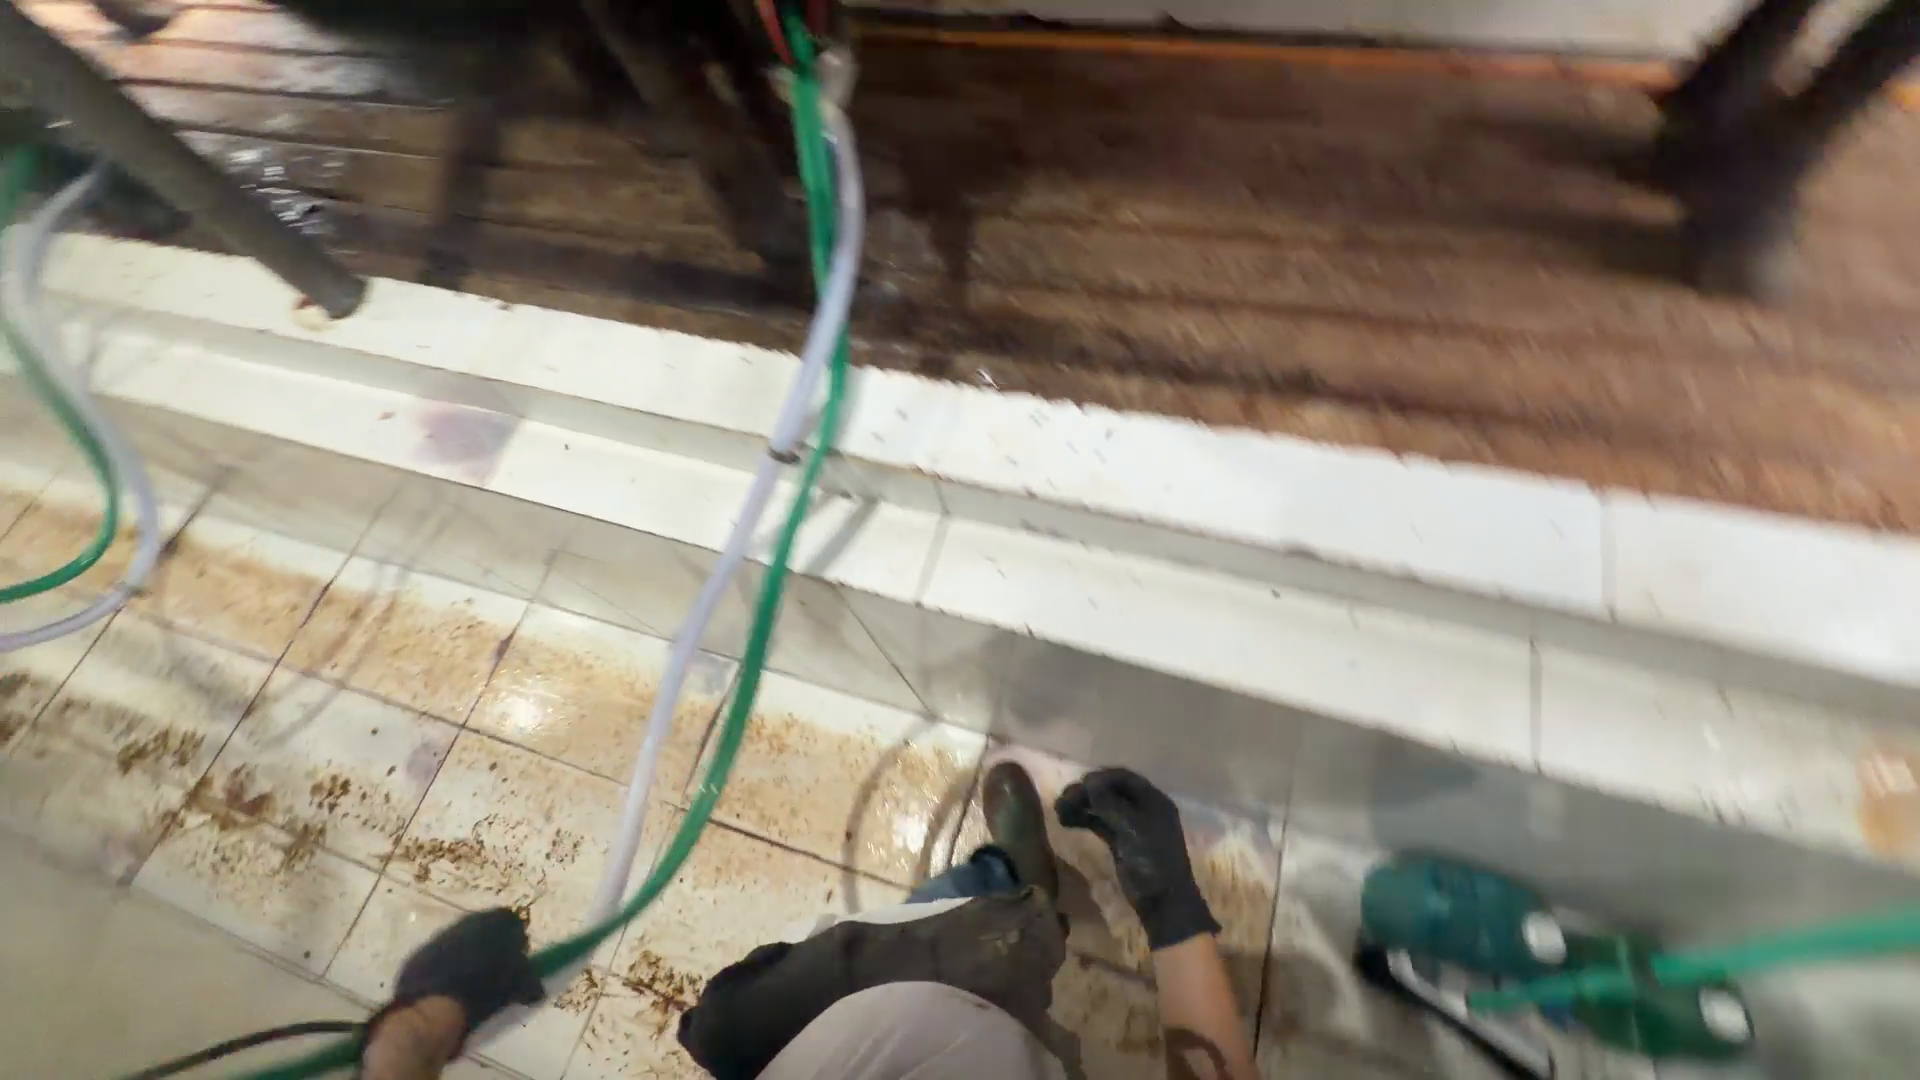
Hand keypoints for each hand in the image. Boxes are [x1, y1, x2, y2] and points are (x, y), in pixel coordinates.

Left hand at [376, 908, 545, 1044]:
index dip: (515, 938)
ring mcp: (439, 938)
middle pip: (484, 928)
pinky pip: (436, 959)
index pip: (512, 920)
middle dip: (490, 944)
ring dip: (465, 956)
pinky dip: (442, 969)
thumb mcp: (517, 986)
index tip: (516, 957)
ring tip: (468, 982)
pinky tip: (446, 990)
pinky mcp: (416, 958)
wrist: (432, 1010)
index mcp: (496, 921)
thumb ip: (530, 982)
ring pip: (459, 942)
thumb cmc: (484, 990)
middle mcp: (468, 921)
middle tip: (493, 969)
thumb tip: (538, 991)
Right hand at [1055, 768, 1218, 949]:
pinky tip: (1067, 821)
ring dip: (1082, 806)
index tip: (1079, 783)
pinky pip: (1100, 823)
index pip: (1124, 778)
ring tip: (1059, 811)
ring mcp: (1132, 825)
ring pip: (1103, 807)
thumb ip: (1110, 804)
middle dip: (1087, 792)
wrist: (1163, 903)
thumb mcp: (1132, 829)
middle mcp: (1143, 808)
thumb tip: (1089, 781)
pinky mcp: (1121, 841)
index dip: (1101, 778)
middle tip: (1063, 799)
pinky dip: (1085, 820)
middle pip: (1111, 791)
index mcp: (1154, 800)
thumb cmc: (1153, 861)